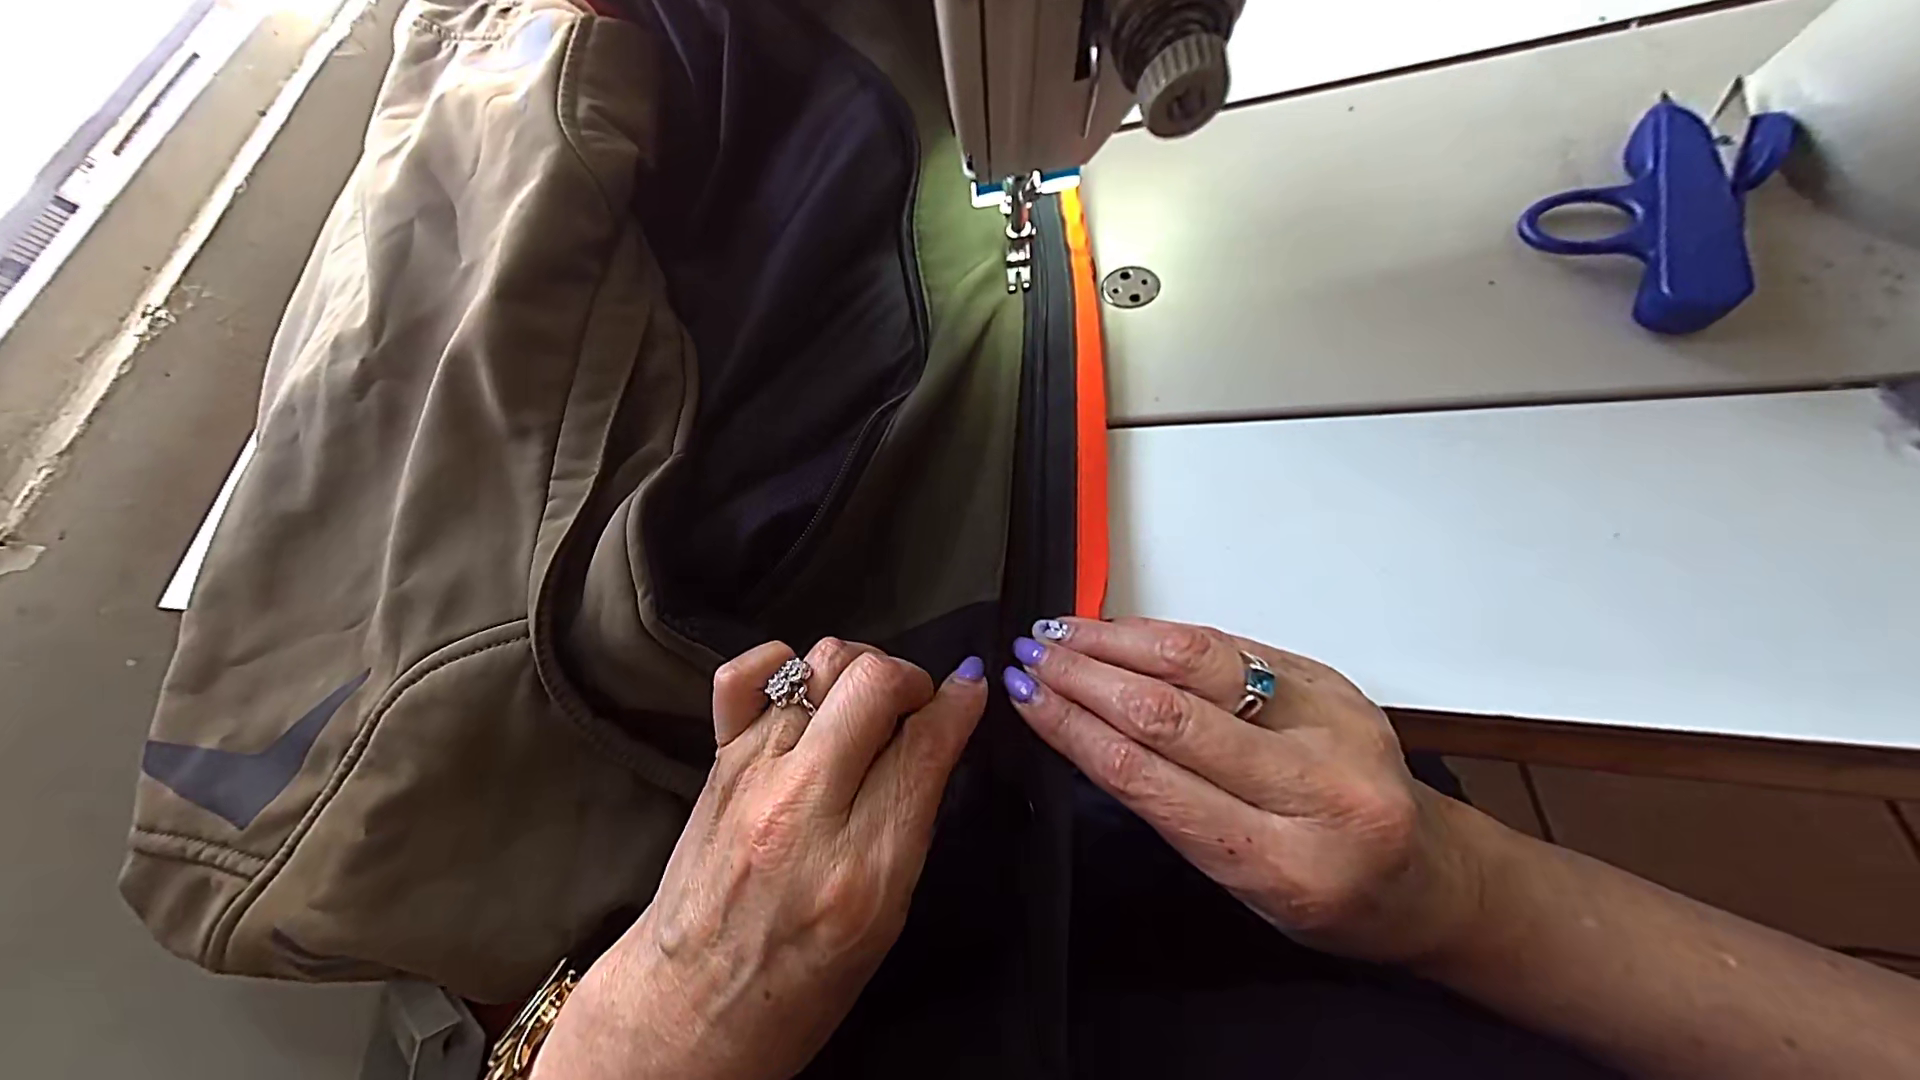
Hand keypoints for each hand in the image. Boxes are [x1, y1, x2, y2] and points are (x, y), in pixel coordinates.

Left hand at [534, 639, 986, 1079]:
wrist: (688, 1011)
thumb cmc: (798, 980)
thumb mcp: (889, 910)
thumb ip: (920, 808)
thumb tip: (949, 725)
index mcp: (860, 866)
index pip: (925, 745)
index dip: (959, 702)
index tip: (968, 688)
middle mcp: (801, 809)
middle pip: (873, 683)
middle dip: (911, 677)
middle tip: (916, 703)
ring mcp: (752, 775)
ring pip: (822, 664)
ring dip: (861, 671)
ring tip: (866, 703)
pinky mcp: (719, 761)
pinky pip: (745, 674)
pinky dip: (783, 663)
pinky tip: (805, 688)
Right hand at [1004, 617, 1481, 963]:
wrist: (1428, 873)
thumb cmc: (1322, 891)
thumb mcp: (1236, 878)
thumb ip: (1164, 799)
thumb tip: (1082, 723)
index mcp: (1283, 862)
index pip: (1147, 777)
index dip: (1073, 727)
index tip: (1024, 694)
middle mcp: (1316, 787)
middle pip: (1170, 711)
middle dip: (1085, 675)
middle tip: (1031, 652)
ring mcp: (1332, 720)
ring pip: (1201, 661)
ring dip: (1117, 639)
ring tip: (1062, 630)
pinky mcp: (1332, 678)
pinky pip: (1230, 644)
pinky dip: (1162, 633)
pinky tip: (1118, 628)